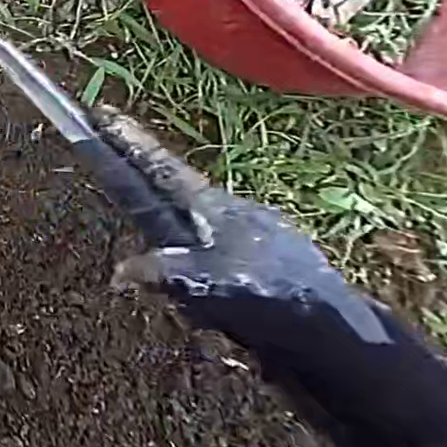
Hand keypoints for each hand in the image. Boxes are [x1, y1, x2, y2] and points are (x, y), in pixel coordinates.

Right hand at [92, 106, 388, 343]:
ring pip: (204, 230)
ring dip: (187, 248)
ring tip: (190, 288)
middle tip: (137, 202)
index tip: (105, 113)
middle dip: (157, 193)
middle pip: (181, 193)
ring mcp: (255, 234)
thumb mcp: (206, 281)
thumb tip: (118, 271)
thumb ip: (161, 271)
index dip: (131, 141)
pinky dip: (211, 272)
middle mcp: (232, 212)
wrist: (341, 333)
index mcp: (212, 205)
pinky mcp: (271, 261)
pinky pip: (225, 257)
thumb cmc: (270, 295)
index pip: (161, 165)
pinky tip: (217, 303)